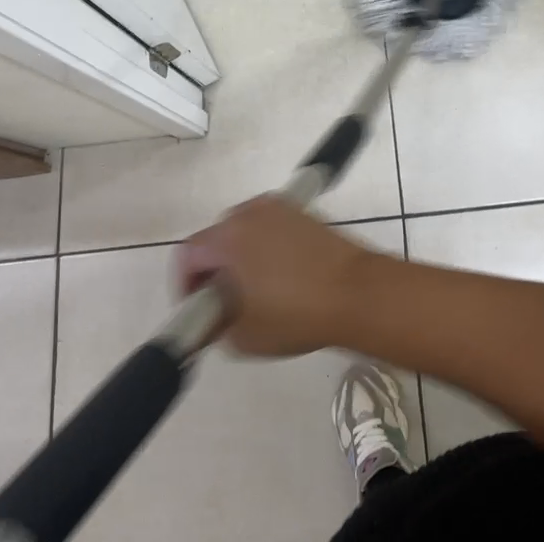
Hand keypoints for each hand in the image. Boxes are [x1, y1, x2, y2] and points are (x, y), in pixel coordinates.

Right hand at [175, 196, 381, 356]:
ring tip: (254, 292)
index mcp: (227, 237)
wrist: (358, 292)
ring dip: (240, 257)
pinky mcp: (305, 213)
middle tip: (224, 304)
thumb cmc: (296, 314)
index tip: (198, 311)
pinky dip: (266, 248)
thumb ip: (212, 326)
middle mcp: (249, 212)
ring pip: (244, 231)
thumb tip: (207, 321)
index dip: (185, 286)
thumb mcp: (243, 336)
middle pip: (215, 239)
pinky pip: (271, 228)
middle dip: (213, 270)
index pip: (186, 255)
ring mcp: (280, 208)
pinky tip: (281, 278)